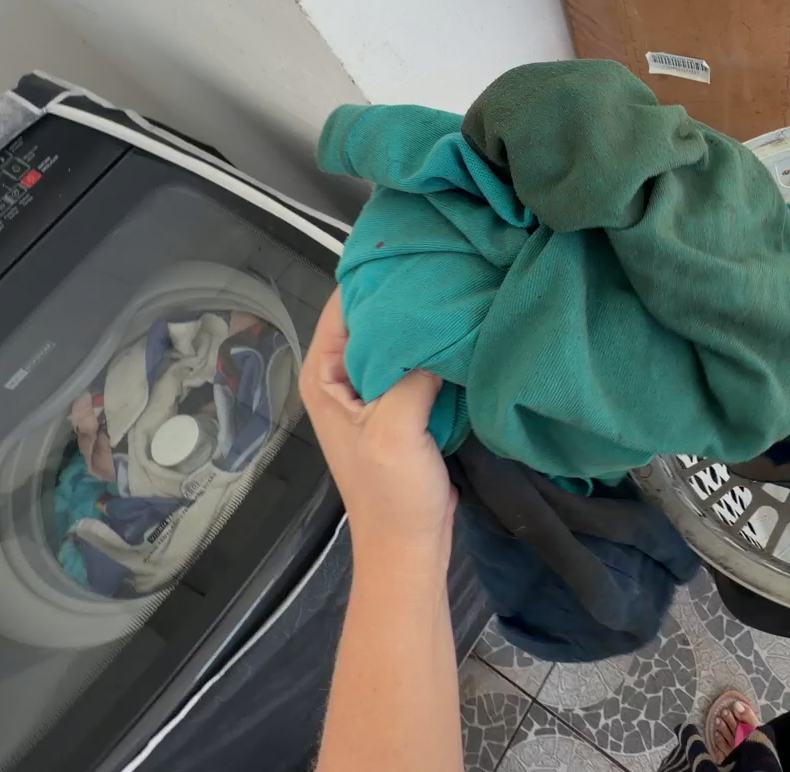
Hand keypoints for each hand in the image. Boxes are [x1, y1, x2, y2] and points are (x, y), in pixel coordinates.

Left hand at [300, 289, 454, 568]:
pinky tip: (464, 325)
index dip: (375, 275)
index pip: (344, 306)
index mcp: (325, 376)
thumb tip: (440, 323)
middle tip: (446, 261)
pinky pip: (419, 359)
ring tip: (459, 285)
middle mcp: (345, 376)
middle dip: (405, 293)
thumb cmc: (392, 490)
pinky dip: (437, 344)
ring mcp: (376, 390)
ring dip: (424, 319)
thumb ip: (412, 370)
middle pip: (373, 318)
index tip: (414, 248)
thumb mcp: (396, 426)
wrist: (412, 542)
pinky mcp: (405, 401)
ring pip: (399, 338)